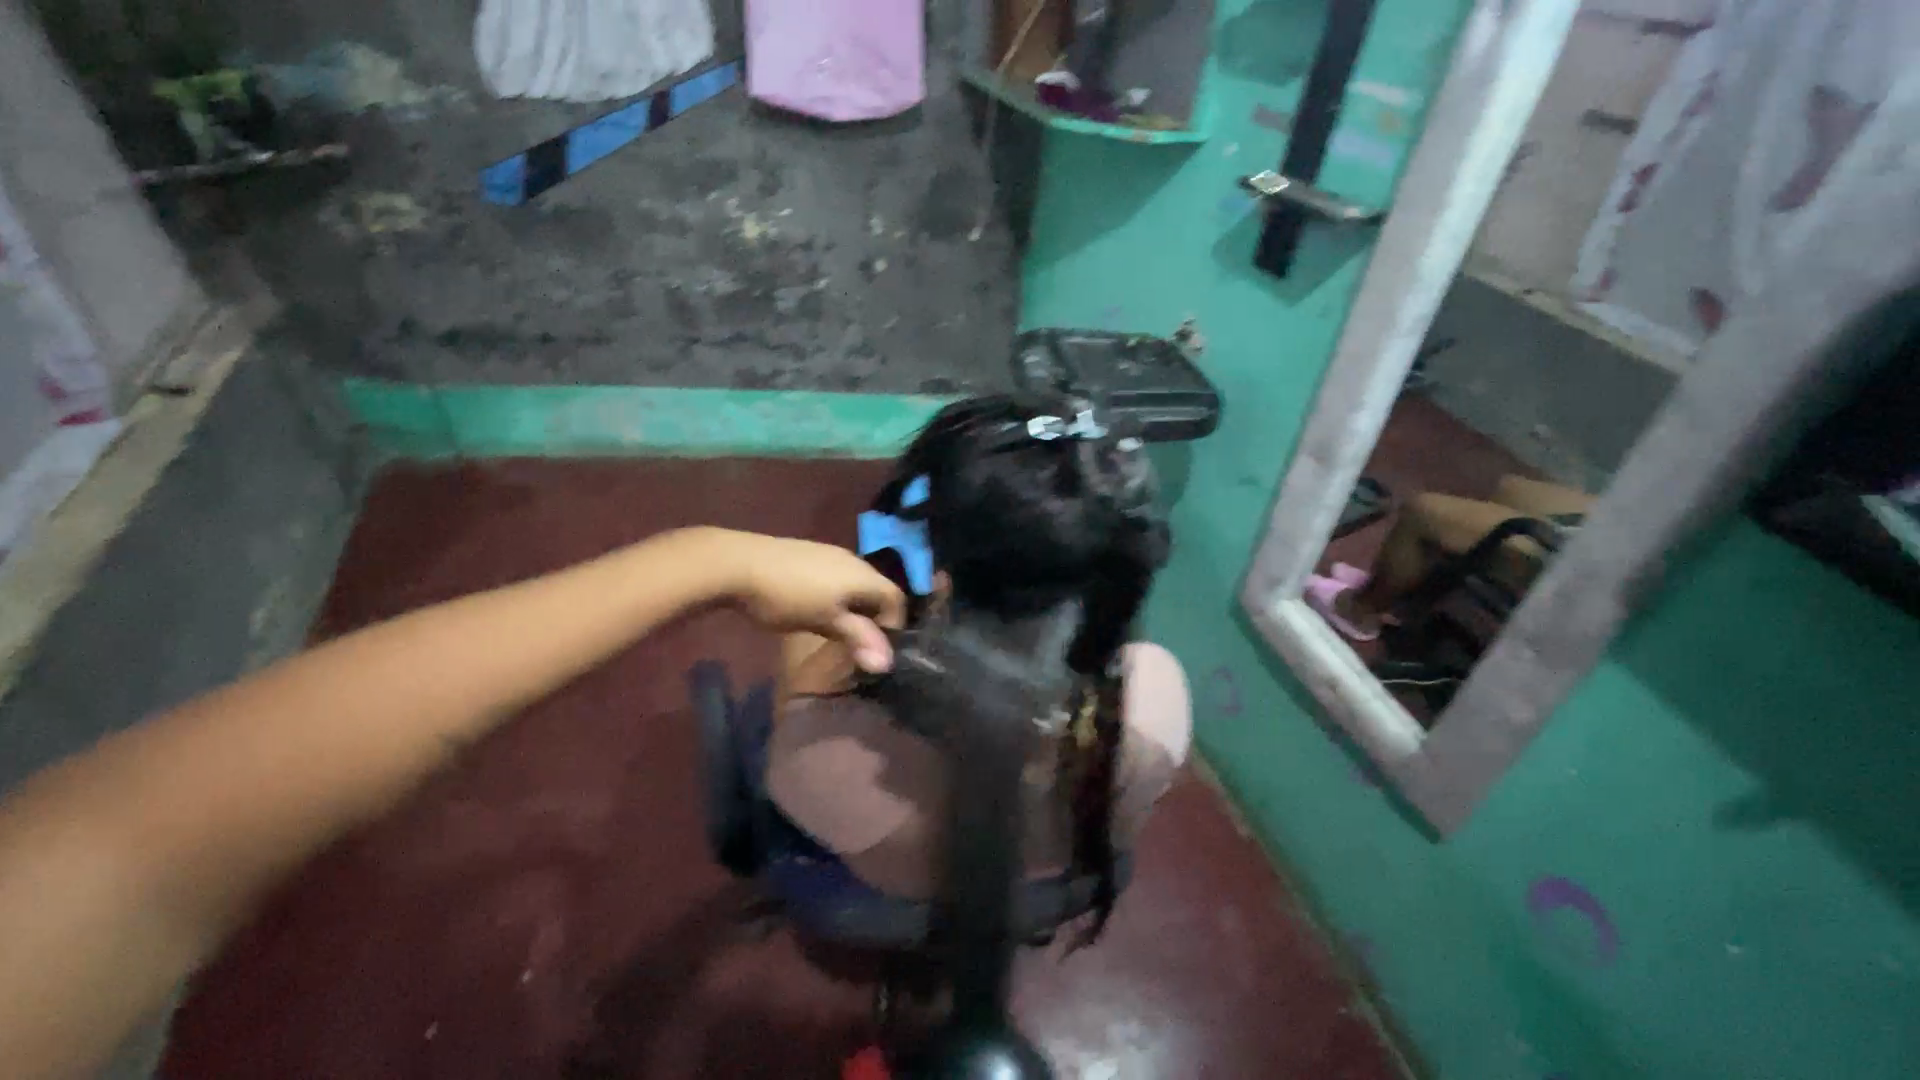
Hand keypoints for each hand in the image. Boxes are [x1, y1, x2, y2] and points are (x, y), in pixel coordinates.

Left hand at [713, 531, 905, 671]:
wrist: (737, 564)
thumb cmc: (787, 597)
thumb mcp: (825, 621)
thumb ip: (857, 638)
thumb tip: (887, 663)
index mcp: (863, 575)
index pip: (896, 598)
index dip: (894, 625)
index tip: (876, 649)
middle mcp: (853, 560)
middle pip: (876, 590)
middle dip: (872, 618)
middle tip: (855, 644)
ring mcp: (829, 553)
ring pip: (854, 583)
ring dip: (851, 607)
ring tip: (833, 629)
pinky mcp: (808, 553)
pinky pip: (835, 576)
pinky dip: (834, 595)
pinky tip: (811, 608)